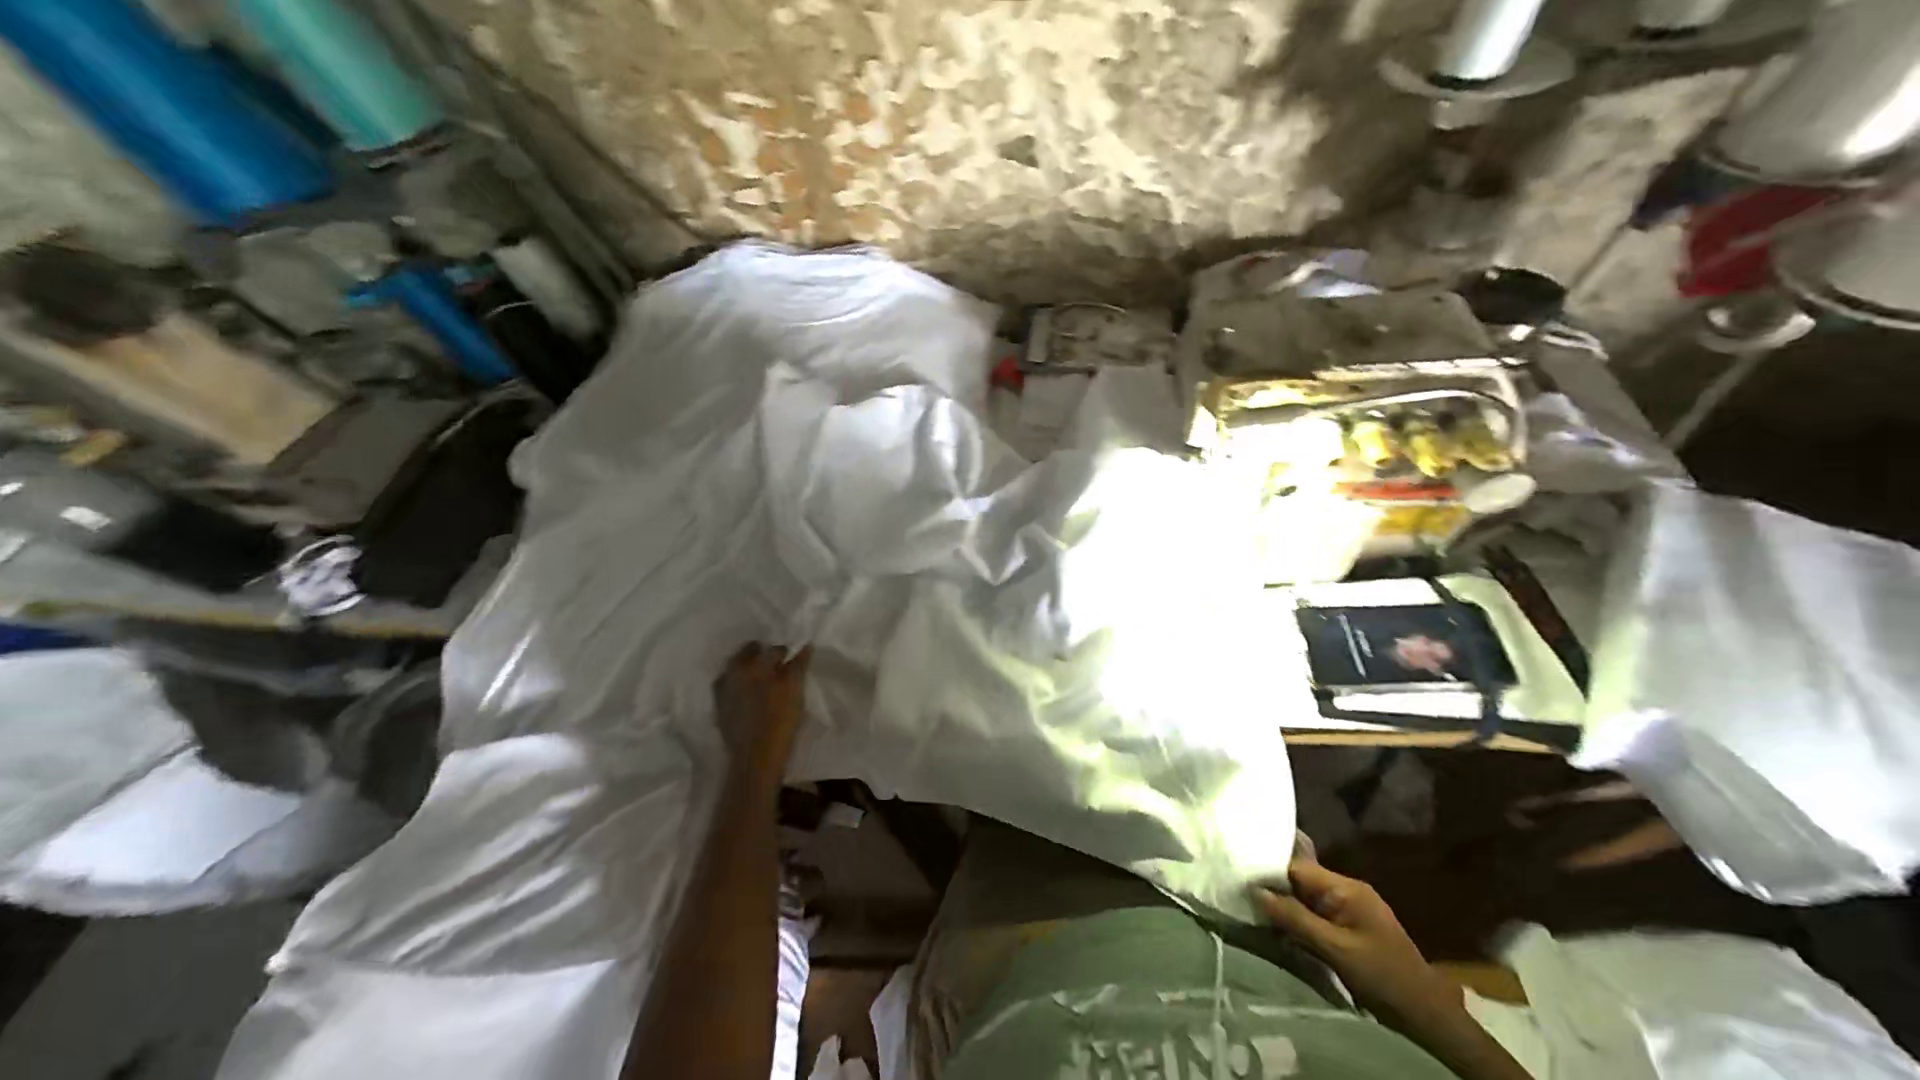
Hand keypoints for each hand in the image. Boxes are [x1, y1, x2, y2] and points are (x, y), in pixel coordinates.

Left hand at [712, 643, 810, 778]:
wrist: (756, 757)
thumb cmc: (780, 718)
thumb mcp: (795, 688)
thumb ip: (799, 664)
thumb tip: (804, 645)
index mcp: (753, 663)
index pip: (773, 649)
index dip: (785, 653)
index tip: (792, 661)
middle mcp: (733, 671)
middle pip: (748, 654)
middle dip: (762, 656)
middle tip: (778, 669)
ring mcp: (723, 690)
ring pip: (737, 670)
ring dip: (750, 670)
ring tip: (765, 682)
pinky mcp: (719, 707)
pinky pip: (730, 687)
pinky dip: (740, 686)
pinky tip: (750, 696)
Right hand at [1251, 860, 1457, 1022]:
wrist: (1427, 1016)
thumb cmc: (1382, 977)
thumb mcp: (1335, 948)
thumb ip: (1295, 917)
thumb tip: (1255, 890)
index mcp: (1346, 887)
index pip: (1297, 867)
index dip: (1268, 871)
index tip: (1239, 878)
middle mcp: (1347, 890)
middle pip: (1300, 881)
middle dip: (1274, 890)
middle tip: (1241, 895)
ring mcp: (1351, 909)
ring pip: (1306, 899)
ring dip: (1285, 907)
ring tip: (1253, 910)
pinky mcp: (1351, 928)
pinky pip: (1316, 915)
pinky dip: (1298, 920)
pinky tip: (1280, 929)